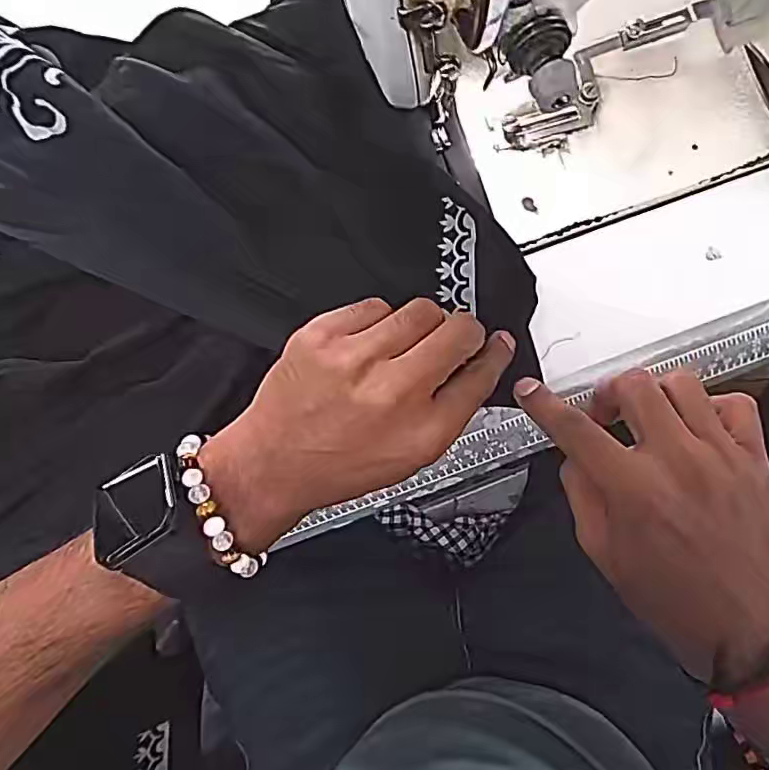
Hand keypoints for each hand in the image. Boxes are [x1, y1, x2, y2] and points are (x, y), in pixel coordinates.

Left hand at [198, 298, 515, 551]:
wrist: (273, 462)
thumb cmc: (339, 464)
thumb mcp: (411, 455)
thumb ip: (451, 409)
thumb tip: (476, 366)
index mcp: (422, 431)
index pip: (480, 375)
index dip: (493, 354)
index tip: (495, 344)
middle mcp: (392, 392)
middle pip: (458, 331)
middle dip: (463, 331)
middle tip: (451, 339)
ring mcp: (355, 358)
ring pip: (419, 310)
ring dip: (420, 324)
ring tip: (399, 347)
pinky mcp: (323, 335)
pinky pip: (375, 304)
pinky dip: (378, 320)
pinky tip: (366, 344)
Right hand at [515, 369, 768, 687]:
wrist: (738, 624)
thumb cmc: (672, 595)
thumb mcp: (602, 550)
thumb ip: (580, 493)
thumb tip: (572, 454)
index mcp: (634, 490)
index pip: (575, 429)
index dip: (544, 404)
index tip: (533, 393)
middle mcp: (678, 464)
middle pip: (632, 386)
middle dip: (606, 393)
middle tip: (605, 413)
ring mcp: (721, 457)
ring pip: (681, 383)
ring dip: (655, 394)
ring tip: (651, 417)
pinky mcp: (753, 460)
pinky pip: (735, 402)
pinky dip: (711, 405)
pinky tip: (697, 425)